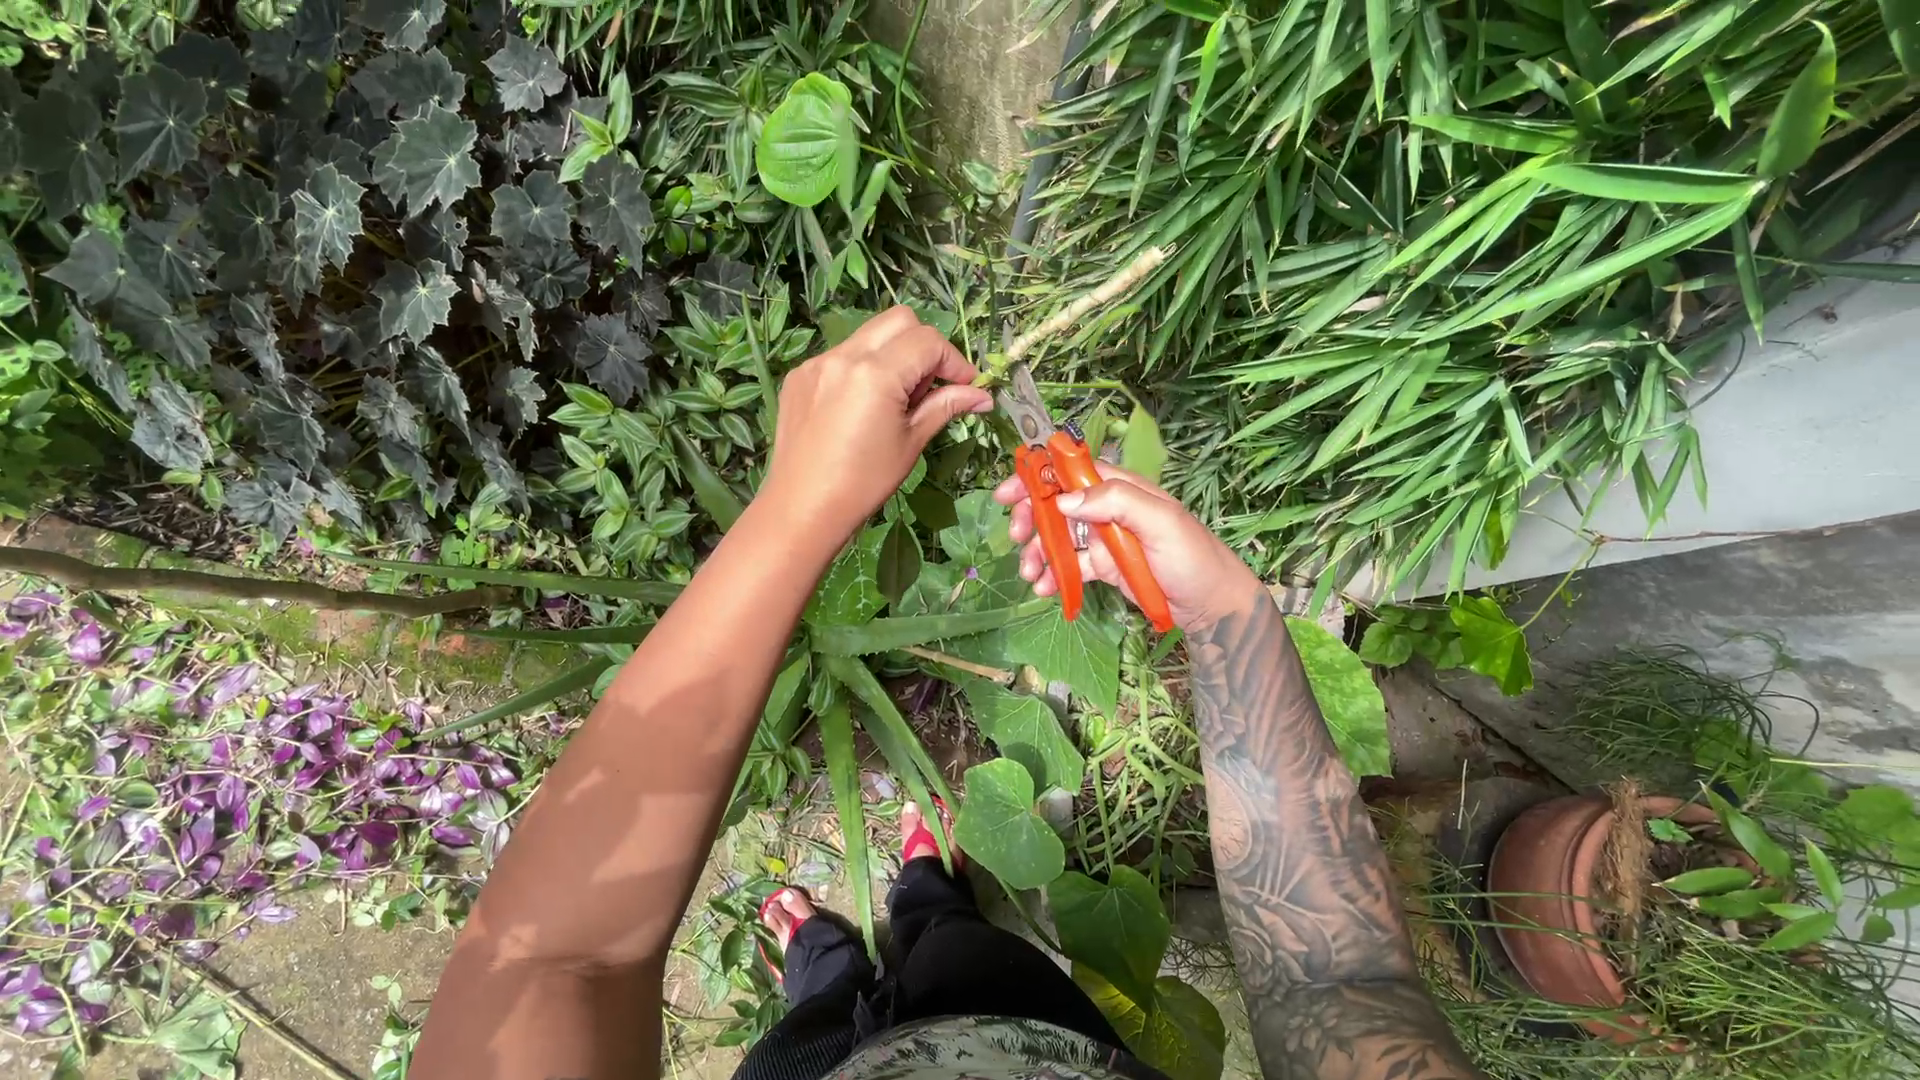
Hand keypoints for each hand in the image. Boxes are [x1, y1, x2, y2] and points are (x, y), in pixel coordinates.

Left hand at [763, 306, 992, 539]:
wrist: (802, 508)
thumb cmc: (864, 483)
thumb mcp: (911, 443)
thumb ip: (944, 407)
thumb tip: (982, 395)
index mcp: (876, 373)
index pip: (928, 341)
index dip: (954, 361)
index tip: (964, 388)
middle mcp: (844, 356)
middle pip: (900, 321)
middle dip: (924, 346)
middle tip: (928, 387)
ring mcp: (817, 362)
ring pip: (869, 335)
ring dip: (894, 355)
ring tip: (894, 400)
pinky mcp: (800, 375)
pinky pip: (842, 355)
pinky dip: (863, 369)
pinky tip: (861, 407)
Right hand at [993, 463, 1265, 633]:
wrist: (1212, 606)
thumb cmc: (1193, 557)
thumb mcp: (1161, 522)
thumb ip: (1116, 502)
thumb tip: (1065, 499)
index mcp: (1121, 488)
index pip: (1071, 472)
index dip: (1037, 477)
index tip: (1009, 493)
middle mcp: (1108, 509)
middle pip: (1057, 504)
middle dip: (1031, 518)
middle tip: (1016, 537)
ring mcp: (1104, 539)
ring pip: (1058, 537)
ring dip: (1037, 551)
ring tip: (1029, 572)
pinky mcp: (1103, 567)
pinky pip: (1069, 567)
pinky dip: (1053, 576)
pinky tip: (1043, 588)